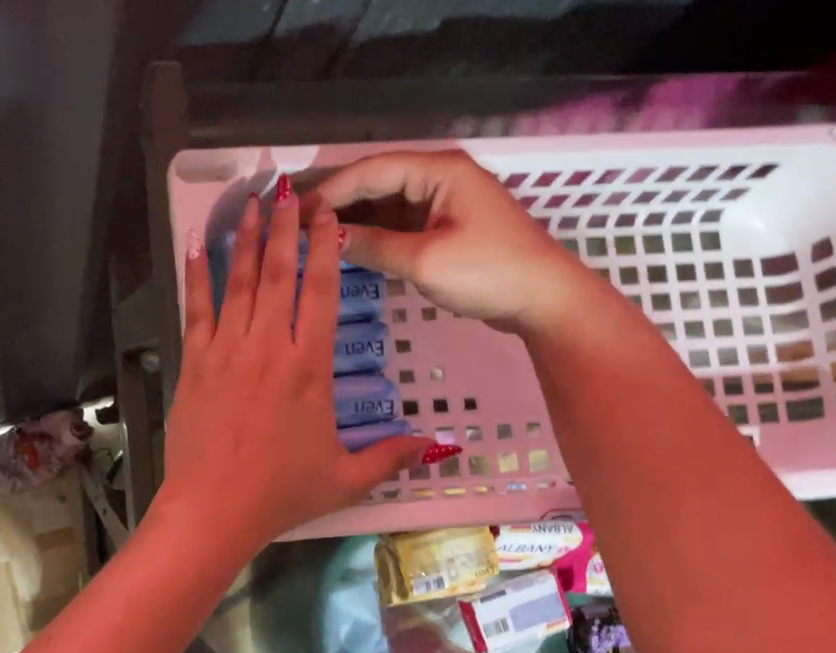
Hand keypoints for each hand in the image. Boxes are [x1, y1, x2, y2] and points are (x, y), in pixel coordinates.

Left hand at [155, 178, 432, 547]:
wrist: (213, 509)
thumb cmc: (280, 494)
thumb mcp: (344, 478)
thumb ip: (391, 456)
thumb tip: (439, 446)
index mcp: (309, 366)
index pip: (321, 291)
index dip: (325, 246)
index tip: (328, 213)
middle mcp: (268, 348)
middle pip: (278, 274)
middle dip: (285, 227)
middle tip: (288, 189)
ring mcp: (226, 353)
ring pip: (238, 284)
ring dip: (246, 240)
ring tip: (251, 203)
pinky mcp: (194, 366)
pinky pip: (195, 311)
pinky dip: (197, 277)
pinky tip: (198, 247)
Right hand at [310, 150, 601, 334]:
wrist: (543, 298)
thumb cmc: (488, 272)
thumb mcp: (424, 261)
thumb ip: (373, 246)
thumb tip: (329, 239)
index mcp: (438, 171)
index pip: (372, 171)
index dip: (330, 189)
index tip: (294, 211)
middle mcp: (439, 176)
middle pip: (376, 181)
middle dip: (336, 200)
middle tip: (293, 222)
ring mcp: (443, 201)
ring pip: (385, 202)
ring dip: (351, 217)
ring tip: (310, 234)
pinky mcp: (445, 225)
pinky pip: (398, 221)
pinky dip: (372, 232)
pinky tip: (345, 244)